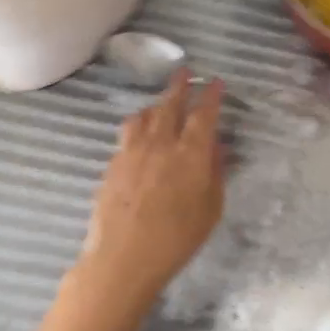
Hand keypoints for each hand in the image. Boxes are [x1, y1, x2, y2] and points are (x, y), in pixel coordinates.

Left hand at [78, 71, 225, 303]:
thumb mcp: (211, 209)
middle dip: (179, 87)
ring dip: (156, 104)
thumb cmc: (178, 238)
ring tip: (161, 102)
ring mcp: (132, 152)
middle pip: (170, 106)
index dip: (211, 96)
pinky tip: (140, 133)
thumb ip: (214, 174)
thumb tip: (216, 148)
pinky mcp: (112, 165)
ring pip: (144, 116)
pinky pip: (127, 134)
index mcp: (191, 154)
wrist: (123, 258)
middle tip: (185, 72)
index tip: (216, 82)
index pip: (204, 115)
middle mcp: (160, 144)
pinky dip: (138, 124)